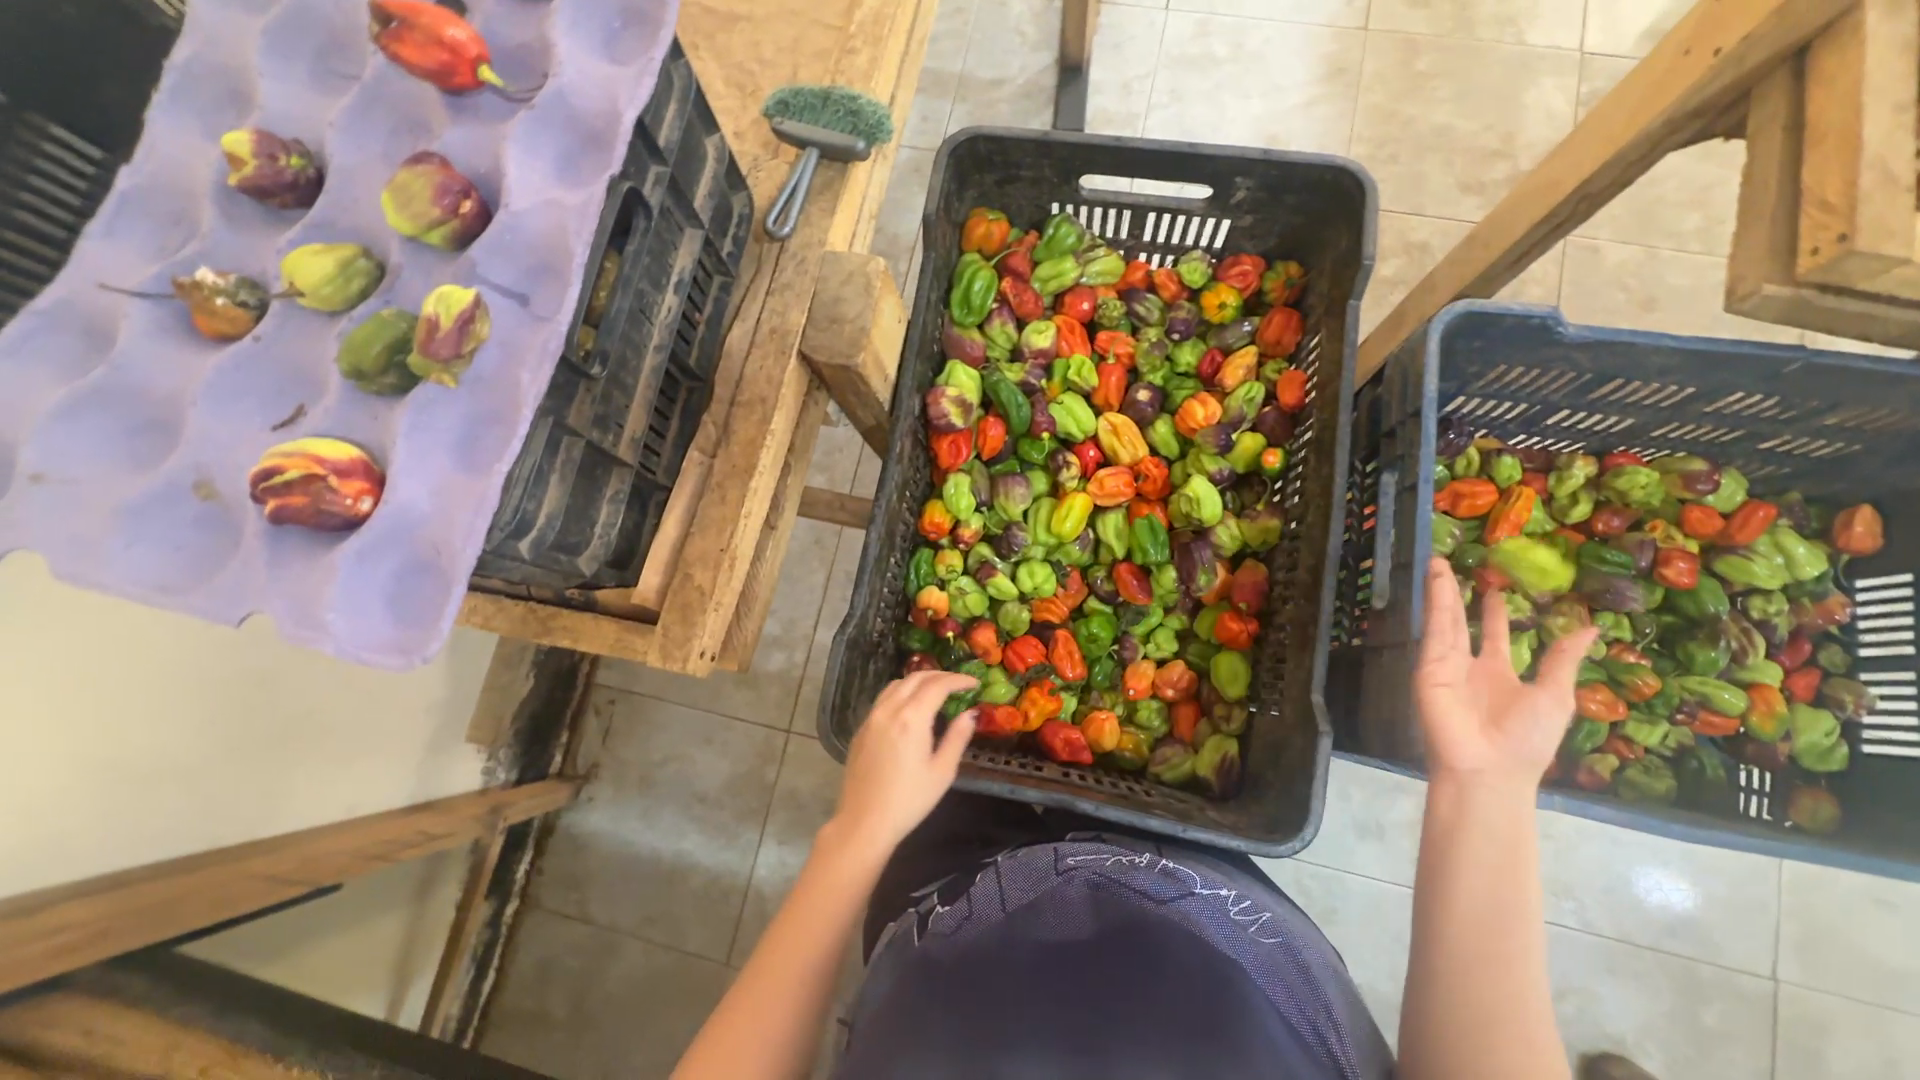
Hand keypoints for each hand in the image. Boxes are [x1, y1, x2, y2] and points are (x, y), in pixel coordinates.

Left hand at [830, 670, 976, 857]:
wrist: (864, 822)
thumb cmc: (909, 800)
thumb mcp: (942, 771)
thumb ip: (957, 737)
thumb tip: (970, 714)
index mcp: (912, 718)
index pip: (938, 685)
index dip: (958, 680)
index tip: (974, 683)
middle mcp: (889, 710)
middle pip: (915, 677)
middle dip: (940, 675)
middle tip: (958, 684)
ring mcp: (871, 718)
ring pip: (896, 685)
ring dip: (918, 681)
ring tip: (936, 691)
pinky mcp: (861, 729)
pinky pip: (883, 699)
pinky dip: (902, 693)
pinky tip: (911, 708)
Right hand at [1415, 558, 1596, 789]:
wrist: (1490, 768)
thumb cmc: (1526, 739)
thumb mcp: (1555, 695)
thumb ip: (1562, 658)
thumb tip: (1590, 627)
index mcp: (1499, 674)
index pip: (1493, 635)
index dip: (1495, 611)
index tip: (1497, 587)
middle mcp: (1469, 666)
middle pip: (1463, 621)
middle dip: (1461, 594)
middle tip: (1461, 564)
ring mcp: (1446, 665)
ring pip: (1445, 619)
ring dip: (1442, 591)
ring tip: (1439, 561)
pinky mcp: (1429, 666)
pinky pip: (1434, 631)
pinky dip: (1435, 605)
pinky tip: (1436, 582)